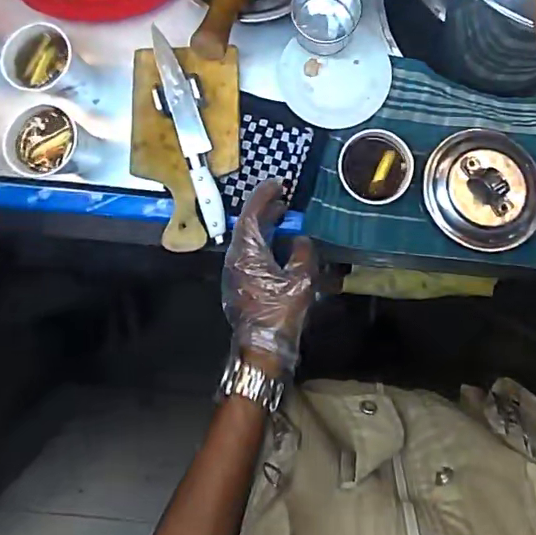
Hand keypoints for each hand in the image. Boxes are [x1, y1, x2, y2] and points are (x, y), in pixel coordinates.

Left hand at [222, 179, 318, 378]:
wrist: (260, 350)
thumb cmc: (279, 314)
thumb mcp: (300, 282)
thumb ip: (301, 254)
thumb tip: (300, 239)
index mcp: (246, 252)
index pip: (251, 214)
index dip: (264, 196)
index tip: (278, 184)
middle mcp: (234, 258)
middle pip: (247, 225)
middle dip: (265, 210)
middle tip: (284, 200)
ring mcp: (233, 272)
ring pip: (247, 241)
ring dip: (264, 228)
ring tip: (283, 219)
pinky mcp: (238, 284)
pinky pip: (248, 254)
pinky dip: (262, 244)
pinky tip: (277, 248)